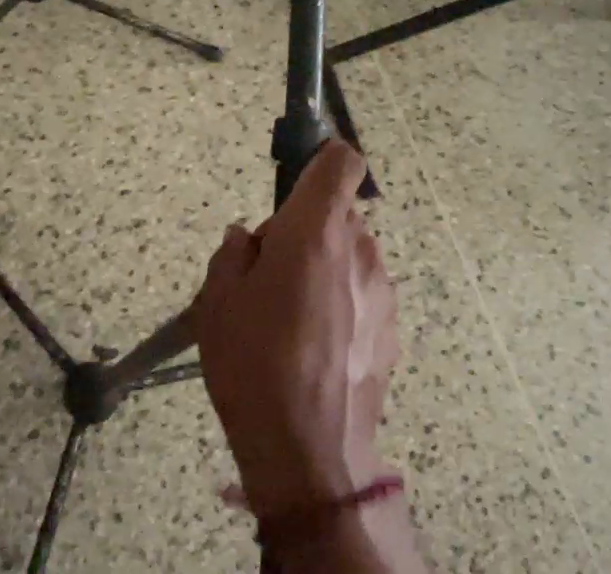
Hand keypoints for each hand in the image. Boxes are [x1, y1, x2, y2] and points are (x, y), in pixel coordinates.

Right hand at [194, 140, 399, 518]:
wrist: (309, 452)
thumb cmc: (253, 364)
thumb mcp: (218, 301)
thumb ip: (234, 254)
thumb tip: (249, 239)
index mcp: (315, 233)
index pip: (341, 163)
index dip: (321, 157)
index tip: (296, 177)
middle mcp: (359, 252)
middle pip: (338, 214)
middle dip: (305, 229)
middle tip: (268, 272)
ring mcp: (383, 293)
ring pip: (351, 255)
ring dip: (324, 268)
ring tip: (290, 317)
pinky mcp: (392, 330)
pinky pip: (363, 294)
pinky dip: (342, 303)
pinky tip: (315, 347)